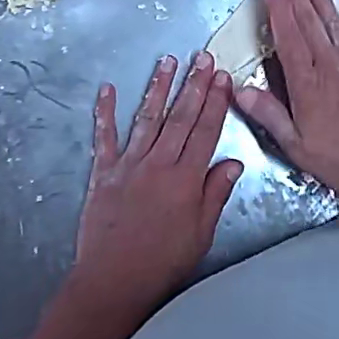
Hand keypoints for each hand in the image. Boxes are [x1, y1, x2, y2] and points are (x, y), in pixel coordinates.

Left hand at [68, 53, 243, 315]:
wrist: (114, 281)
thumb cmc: (163, 263)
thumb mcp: (200, 235)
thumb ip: (215, 194)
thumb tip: (234, 162)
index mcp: (185, 179)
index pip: (204, 131)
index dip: (215, 102)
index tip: (222, 77)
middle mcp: (158, 163)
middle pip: (180, 117)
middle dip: (194, 85)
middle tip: (203, 58)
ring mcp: (129, 163)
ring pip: (148, 117)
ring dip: (158, 87)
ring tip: (169, 60)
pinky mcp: (104, 170)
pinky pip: (105, 136)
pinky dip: (105, 111)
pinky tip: (107, 88)